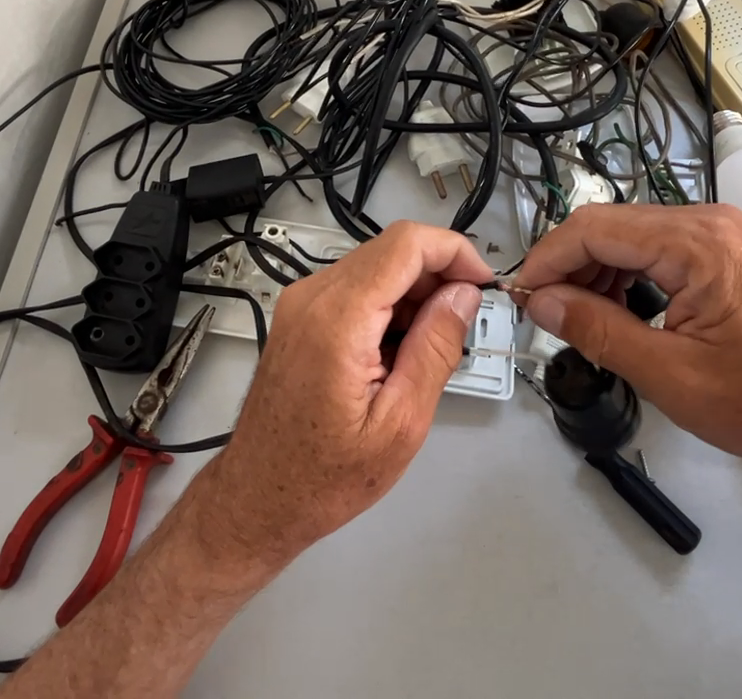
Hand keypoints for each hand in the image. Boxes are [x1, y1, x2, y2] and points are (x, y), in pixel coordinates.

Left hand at [188, 220, 492, 565]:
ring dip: (415, 292)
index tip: (483, 285)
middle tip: (465, 322)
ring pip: (376, 265)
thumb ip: (436, 348)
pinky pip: (356, 287)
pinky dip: (389, 304)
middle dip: (439, 274)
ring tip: (432, 346)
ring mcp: (301, 303)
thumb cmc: (325, 476)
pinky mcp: (299, 316)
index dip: (454, 251)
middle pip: (392, 249)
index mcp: (337, 319)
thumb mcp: (400, 423)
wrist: (258, 498)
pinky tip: (400, 350)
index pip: (406, 244)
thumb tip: (464, 295)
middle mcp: (312, 297)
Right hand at [515, 203, 741, 470]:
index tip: (519, 297)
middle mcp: (708, 221)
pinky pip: (659, 248)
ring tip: (581, 319)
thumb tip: (539, 301)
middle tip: (544, 314)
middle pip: (610, 225)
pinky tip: (620, 310)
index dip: (547, 259)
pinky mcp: (727, 251)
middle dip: (569, 266)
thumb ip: (597, 330)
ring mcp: (721, 233)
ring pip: (631, 235)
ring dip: (596, 271)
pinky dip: (628, 274)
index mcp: (696, 242)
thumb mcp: (669, 374)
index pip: (593, 228)